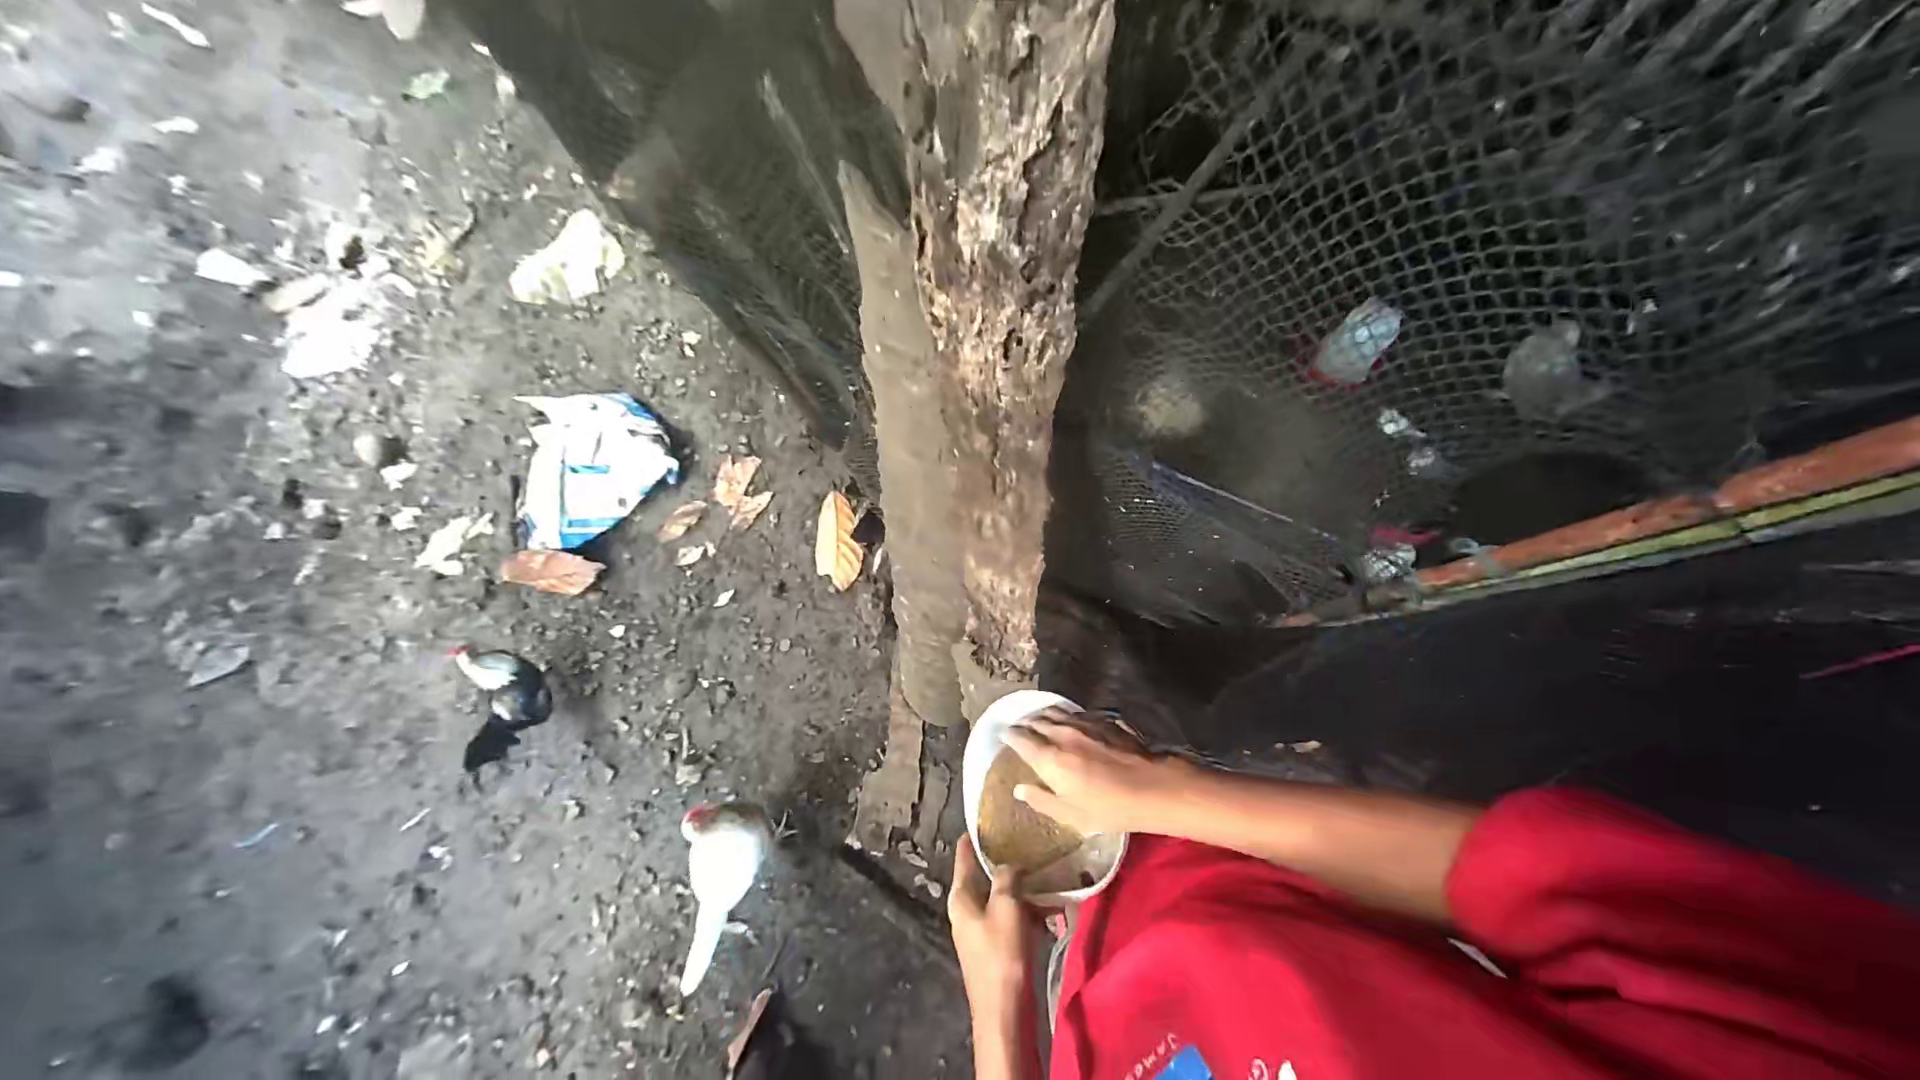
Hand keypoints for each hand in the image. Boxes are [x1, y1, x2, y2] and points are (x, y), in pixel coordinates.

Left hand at [948, 833, 1034, 1011]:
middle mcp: (967, 909)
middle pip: (986, 876)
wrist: (1004, 1013)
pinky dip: (1030, 913)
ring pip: (1004, 898)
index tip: (992, 817)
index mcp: (961, 897)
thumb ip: (1006, 877)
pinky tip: (1054, 914)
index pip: (963, 855)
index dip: (975, 836)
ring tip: (1051, 878)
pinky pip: (1013, 919)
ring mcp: (982, 929)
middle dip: (1008, 863)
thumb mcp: (1006, 906)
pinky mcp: (998, 946)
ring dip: (1025, 890)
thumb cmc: (1001, 954)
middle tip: (1031, 844)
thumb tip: (1009, 863)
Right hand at [1001, 711, 1195, 835]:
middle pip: (1036, 720)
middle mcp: (1061, 734)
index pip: (1020, 739)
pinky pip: (1076, 712)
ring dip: (1043, 714)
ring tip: (1039, 718)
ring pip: (1055, 711)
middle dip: (1024, 722)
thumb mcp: (1071, 815)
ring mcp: (1084, 724)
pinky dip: (1065, 715)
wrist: (1152, 787)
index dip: (1009, 735)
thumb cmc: (1108, 808)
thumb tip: (1019, 789)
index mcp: (1049, 758)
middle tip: (1019, 726)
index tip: (1003, 734)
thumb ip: (1042, 800)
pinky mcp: (1103, 720)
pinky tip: (1069, 721)